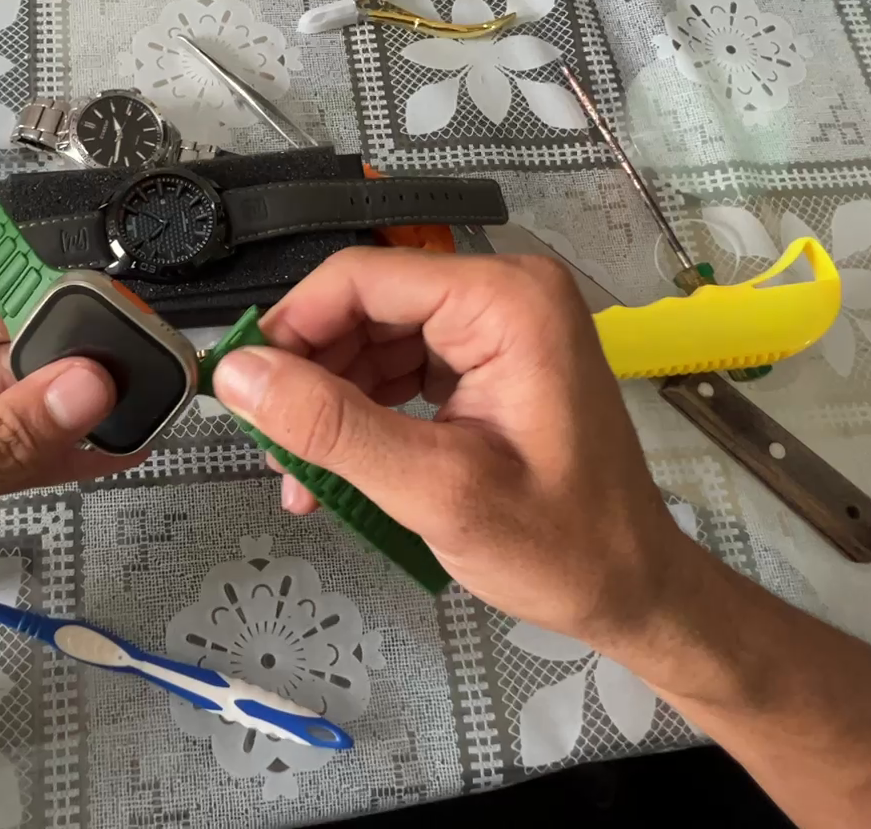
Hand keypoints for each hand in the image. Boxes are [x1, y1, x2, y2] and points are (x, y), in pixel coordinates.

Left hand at [0, 282, 135, 741]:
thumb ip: (0, 445)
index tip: (114, 327)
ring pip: (12, 408)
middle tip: (145, 379)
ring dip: (70, 416)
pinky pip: (9, 454)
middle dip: (66, 372)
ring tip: (142, 414)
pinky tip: (111, 455)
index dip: (37, 314)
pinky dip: (56, 457)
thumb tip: (88, 381)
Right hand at [211, 247, 703, 644]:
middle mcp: (498, 292)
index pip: (359, 279)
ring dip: (327, 402)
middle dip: (309, 378)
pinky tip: (339, 464)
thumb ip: (330, 426)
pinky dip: (359, 412)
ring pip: (369, 338)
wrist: (635, 591)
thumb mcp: (435, 489)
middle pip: (361, 307)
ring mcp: (492, 324)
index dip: (289, 328)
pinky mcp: (482, 358)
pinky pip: (395, 365)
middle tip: (275, 447)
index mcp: (503, 299)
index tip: (243, 390)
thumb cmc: (559, 547)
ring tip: (304, 473)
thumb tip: (235, 374)